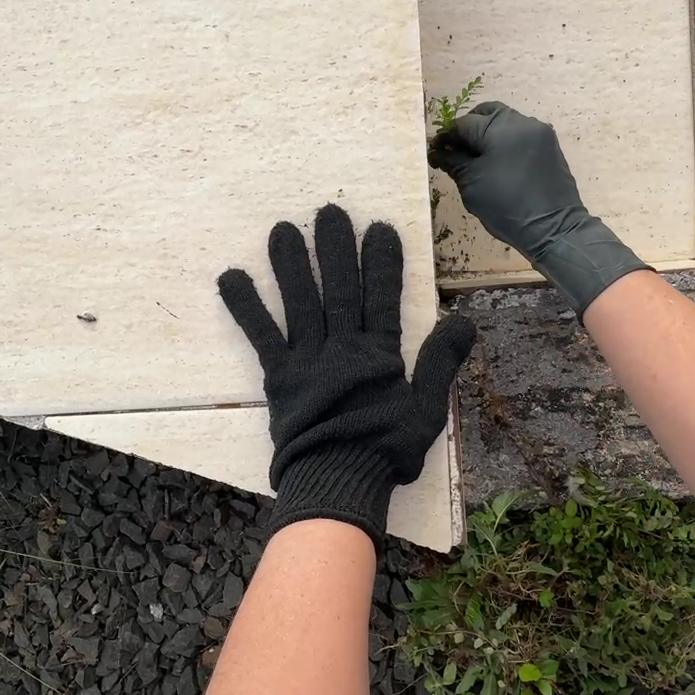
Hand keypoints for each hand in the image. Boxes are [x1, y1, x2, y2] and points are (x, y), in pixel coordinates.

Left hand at [218, 204, 476, 541]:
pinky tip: (230, 277)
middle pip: (338, 289)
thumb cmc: (385, 450)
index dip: (381, 262)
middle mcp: (340, 347)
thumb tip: (464, 320)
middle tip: (329, 211)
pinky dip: (245, 306)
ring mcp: (307, 359)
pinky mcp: (278, 376)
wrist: (338, 482)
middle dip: (334, 249)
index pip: (381, 297)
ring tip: (282, 229)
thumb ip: (441, 363)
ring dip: (290, 264)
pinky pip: (260, 335)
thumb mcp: (427, 410)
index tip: (379, 228)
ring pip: (299, 302)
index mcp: (377, 354)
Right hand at [428, 101, 649, 311]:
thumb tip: (438, 152)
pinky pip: (520, 135)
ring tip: (477, 159)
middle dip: (468, 129)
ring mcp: (539, 133)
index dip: (446, 137)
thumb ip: (453, 162)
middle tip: (457, 151)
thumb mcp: (471, 184)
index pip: (463, 124)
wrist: (552, 228)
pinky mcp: (549, 146)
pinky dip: (505, 143)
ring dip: (487, 135)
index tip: (436, 153)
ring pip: (505, 122)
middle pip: (486, 114)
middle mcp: (521, 122)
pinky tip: (498, 163)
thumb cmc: (505, 205)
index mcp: (499, 128)